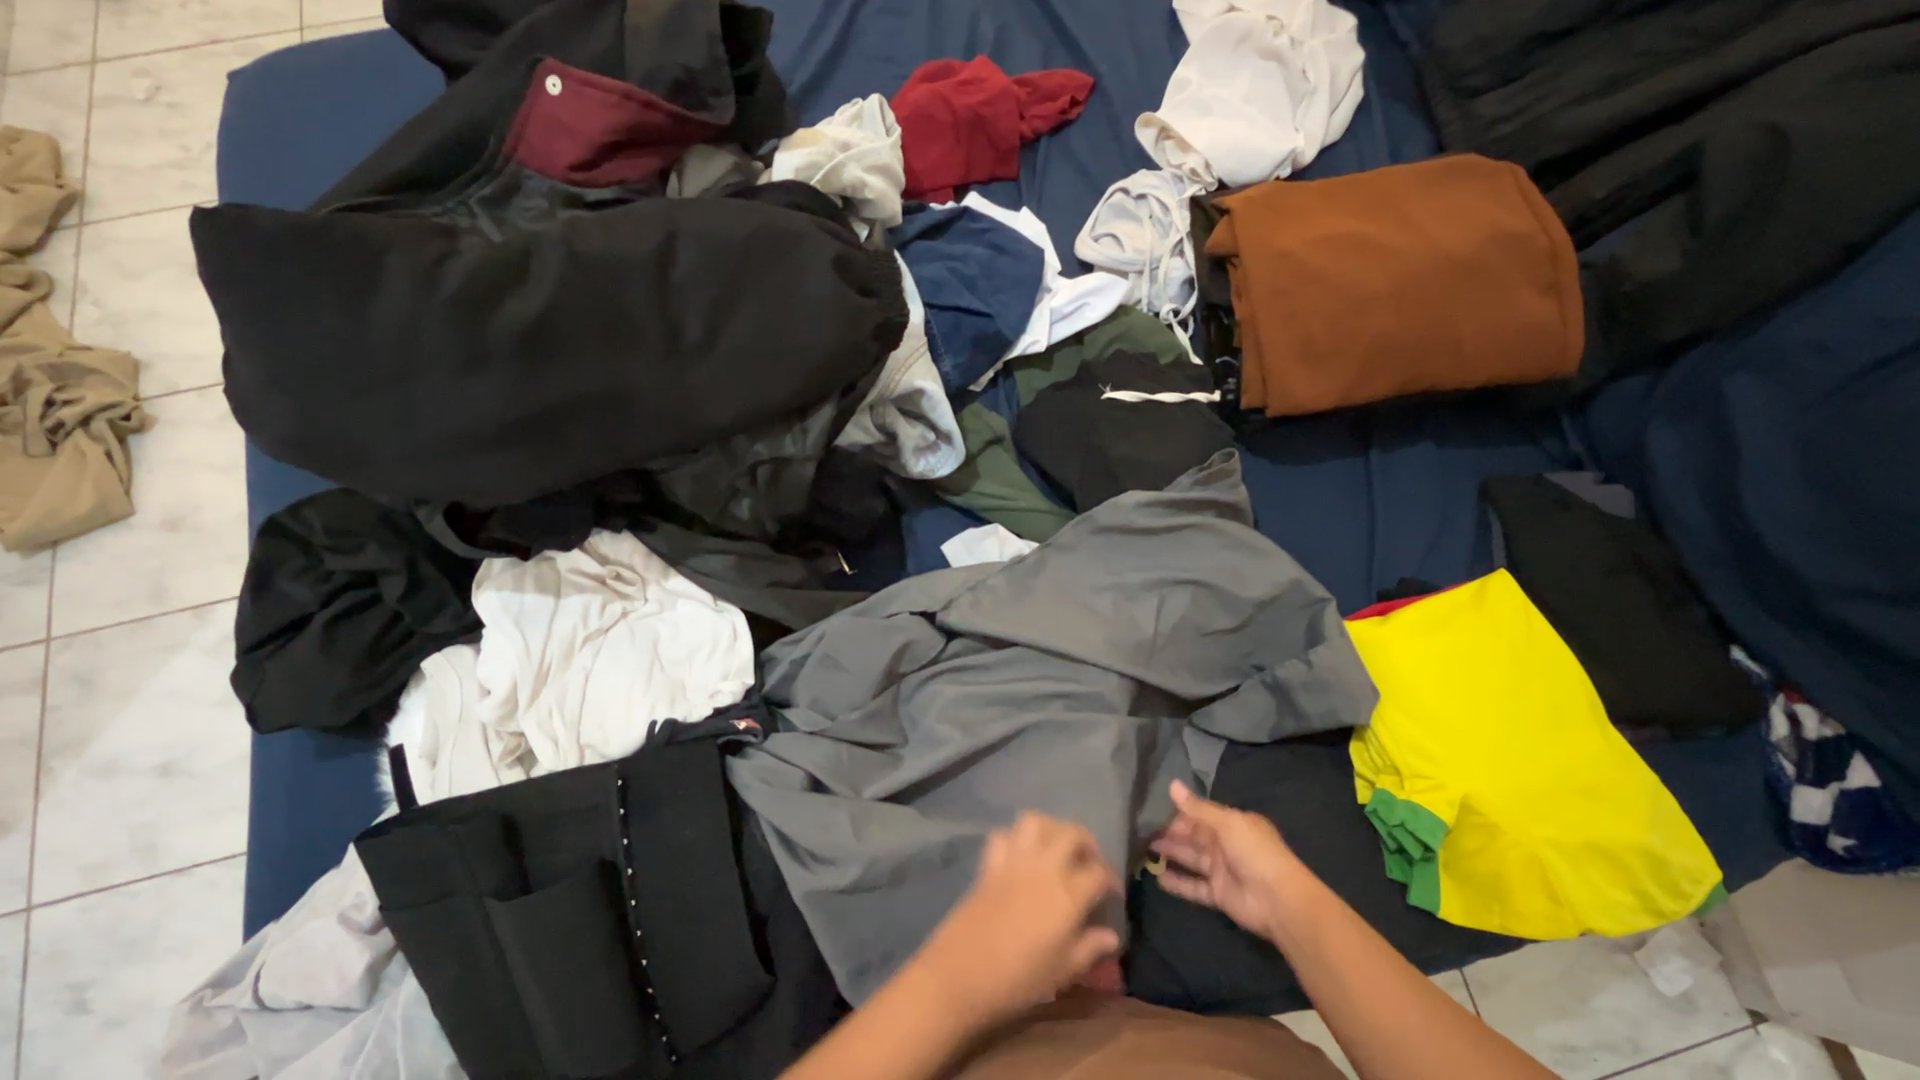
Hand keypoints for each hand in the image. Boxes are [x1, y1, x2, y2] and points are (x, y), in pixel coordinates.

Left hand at [912, 812, 1121, 1029]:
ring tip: (1055, 850)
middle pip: (1071, 833)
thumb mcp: (1062, 972)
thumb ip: (1089, 948)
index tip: (1111, 894)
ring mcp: (1013, 863)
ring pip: (1035, 822)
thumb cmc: (1018, 980)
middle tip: (1087, 862)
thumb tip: (1111, 937)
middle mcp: (1043, 869)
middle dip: (1086, 842)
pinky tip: (1020, 858)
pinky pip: (1003, 836)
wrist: (959, 976)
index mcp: (1068, 895)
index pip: (1098, 872)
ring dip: (1050, 829)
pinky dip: (1014, 839)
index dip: (1110, 880)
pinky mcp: (988, 867)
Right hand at [1150, 780, 1305, 940]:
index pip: (1200, 814)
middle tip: (1140, 830)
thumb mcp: (1228, 823)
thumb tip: (1171, 784)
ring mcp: (1222, 870)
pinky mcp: (1218, 894)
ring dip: (1170, 854)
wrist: (1279, 901)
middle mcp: (1226, 844)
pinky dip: (1177, 883)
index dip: (1178, 812)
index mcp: (1233, 824)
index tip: (1151, 810)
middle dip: (1170, 832)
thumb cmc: (1255, 853)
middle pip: (1193, 836)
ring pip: (1191, 859)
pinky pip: (1193, 886)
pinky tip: (1157, 878)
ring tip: (1142, 849)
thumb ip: (1197, 808)